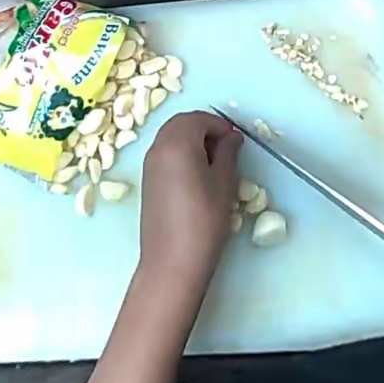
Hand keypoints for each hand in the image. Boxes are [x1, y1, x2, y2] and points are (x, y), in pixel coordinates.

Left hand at [138, 112, 242, 284]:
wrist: (171, 263)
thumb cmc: (203, 222)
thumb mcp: (224, 184)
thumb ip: (228, 153)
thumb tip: (232, 136)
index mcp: (177, 143)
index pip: (199, 119)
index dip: (219, 124)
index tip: (236, 139)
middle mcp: (158, 146)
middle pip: (181, 122)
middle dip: (204, 126)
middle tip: (226, 145)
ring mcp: (149, 162)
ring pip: (171, 135)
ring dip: (191, 137)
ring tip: (213, 160)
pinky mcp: (147, 178)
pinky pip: (164, 150)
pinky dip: (180, 150)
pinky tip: (196, 172)